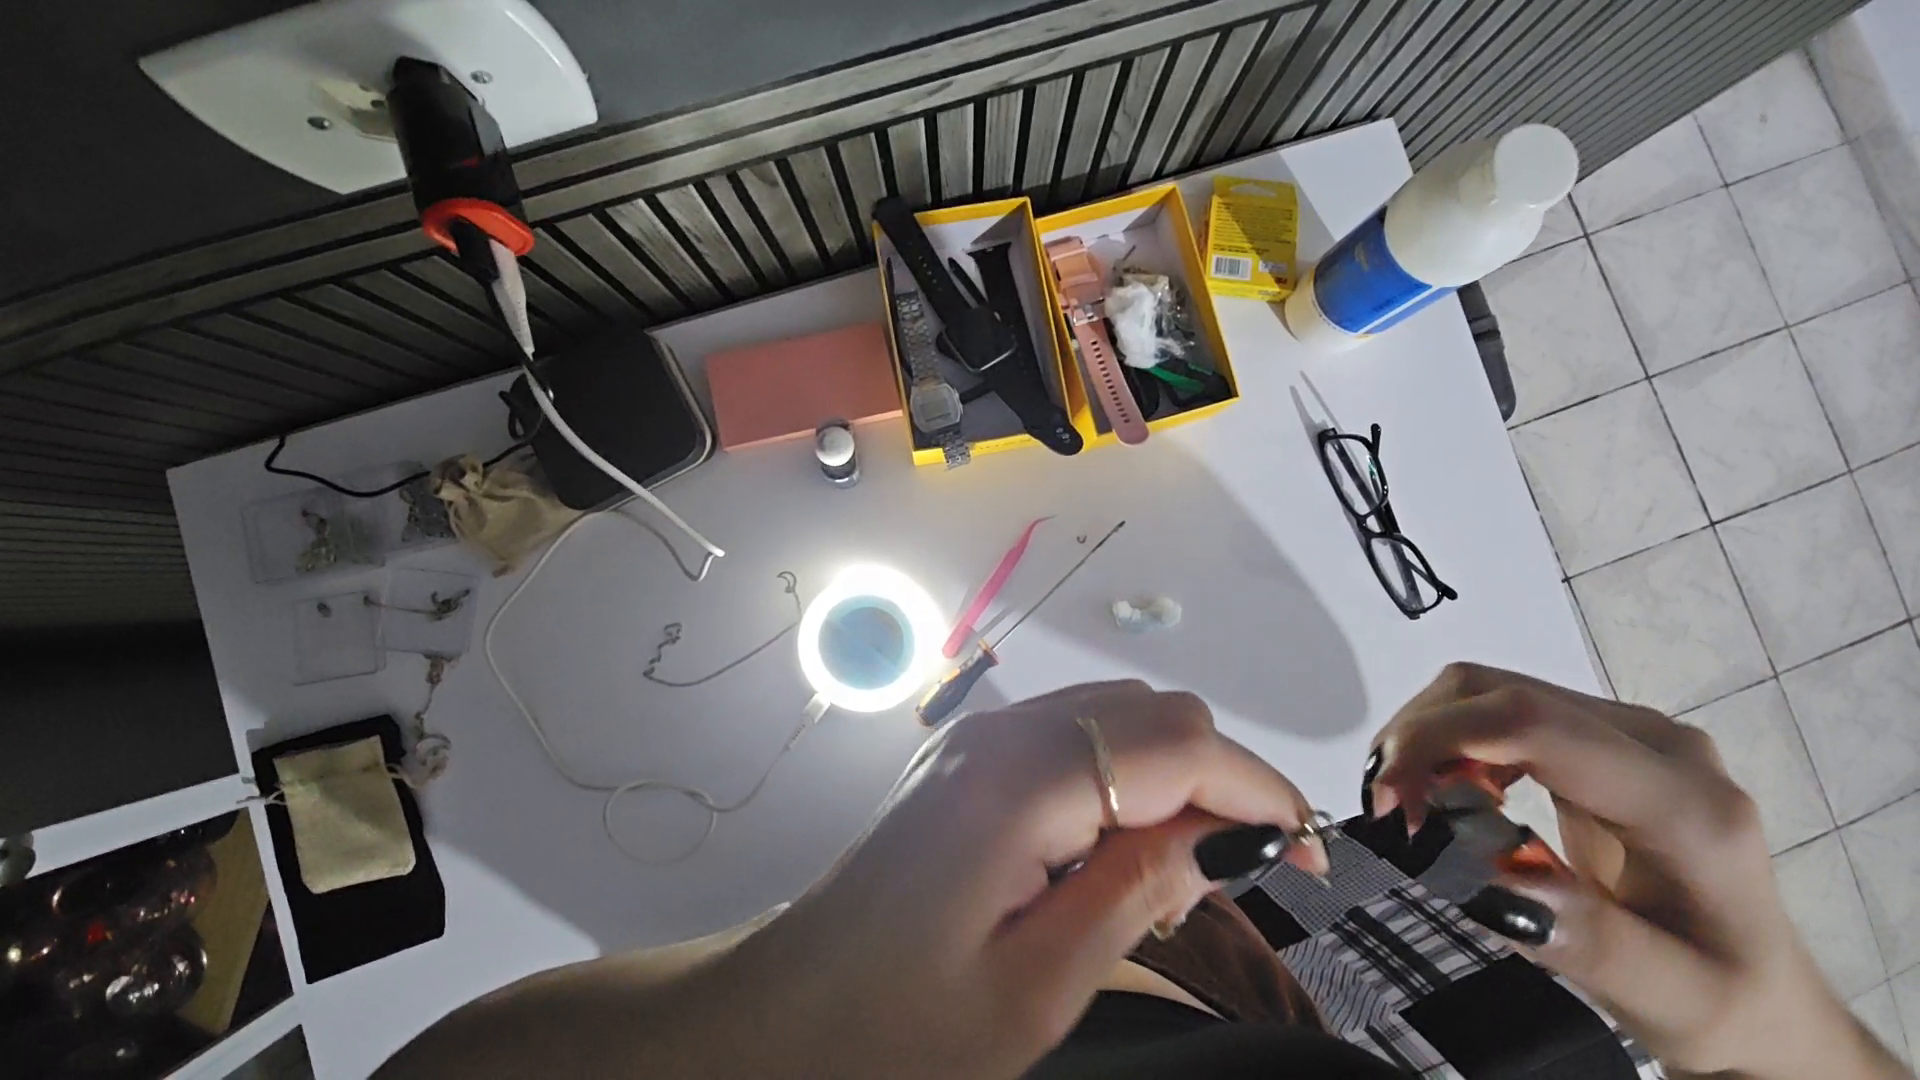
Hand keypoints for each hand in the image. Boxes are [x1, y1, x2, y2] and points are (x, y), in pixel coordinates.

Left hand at [716, 680, 1327, 1077]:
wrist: (780, 1014)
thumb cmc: (898, 1027)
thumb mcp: (1037, 985)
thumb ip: (1136, 890)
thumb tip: (1226, 833)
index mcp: (1019, 782)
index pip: (1178, 743)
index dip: (1259, 788)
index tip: (1310, 853)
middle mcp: (999, 734)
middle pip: (1152, 711)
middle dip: (1221, 775)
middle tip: (1250, 867)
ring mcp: (978, 737)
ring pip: (1116, 713)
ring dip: (1175, 769)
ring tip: (1191, 860)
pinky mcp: (967, 757)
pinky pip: (1074, 733)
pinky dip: (1125, 768)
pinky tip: (1124, 838)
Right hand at [1370, 663, 1907, 1079]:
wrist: (1764, 995)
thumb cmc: (1722, 1002)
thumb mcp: (1670, 996)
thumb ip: (1589, 939)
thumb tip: (1490, 881)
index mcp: (1682, 801)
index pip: (1532, 723)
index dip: (1438, 740)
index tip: (1386, 803)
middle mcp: (1654, 742)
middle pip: (1496, 691)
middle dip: (1417, 738)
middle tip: (1385, 809)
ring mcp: (1625, 732)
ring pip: (1485, 690)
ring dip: (1425, 738)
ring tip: (1406, 803)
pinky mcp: (1596, 738)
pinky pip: (1495, 711)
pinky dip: (1448, 742)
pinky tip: (1445, 792)